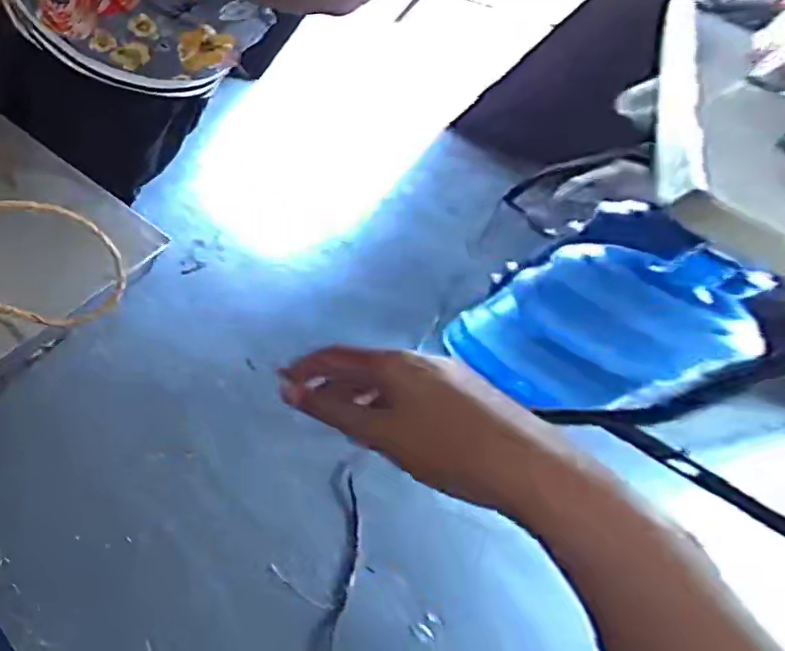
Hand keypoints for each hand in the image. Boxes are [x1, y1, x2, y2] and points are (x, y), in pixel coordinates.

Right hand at [280, 347, 600, 516]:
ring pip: (395, 379)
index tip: (285, 379)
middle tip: (315, 401)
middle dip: (335, 382)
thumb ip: (330, 410)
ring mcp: (455, 376)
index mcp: (393, 362)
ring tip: (356, 420)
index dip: (305, 366)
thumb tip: (288, 389)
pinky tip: (404, 427)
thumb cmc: (452, 451)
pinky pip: (420, 390)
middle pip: (365, 365)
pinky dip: (396, 402)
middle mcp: (421, 359)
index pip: (334, 356)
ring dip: (367, 394)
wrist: (550, 480)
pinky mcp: (481, 397)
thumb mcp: (380, 433)